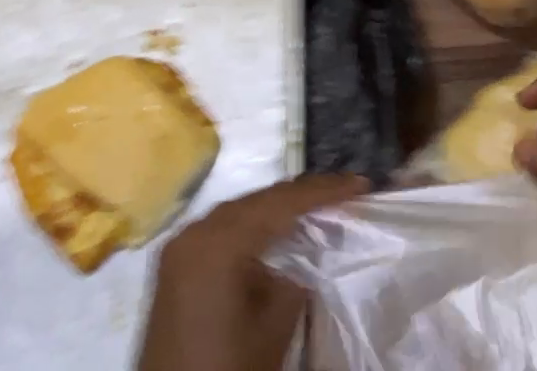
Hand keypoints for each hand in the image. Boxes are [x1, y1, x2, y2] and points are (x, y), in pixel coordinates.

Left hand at [139, 174, 367, 370]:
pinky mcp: (176, 266)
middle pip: (257, 200)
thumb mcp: (275, 324)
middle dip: (302, 193)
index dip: (324, 191)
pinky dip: (253, 224)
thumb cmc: (228, 368)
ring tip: (318, 203)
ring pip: (239, 210)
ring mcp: (179, 248)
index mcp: (218, 243)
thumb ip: (294, 276)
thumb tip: (302, 254)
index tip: (361, 183)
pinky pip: (221, 229)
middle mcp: (194, 233)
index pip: (281, 203)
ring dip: (277, 206)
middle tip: (345, 189)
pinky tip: (277, 227)